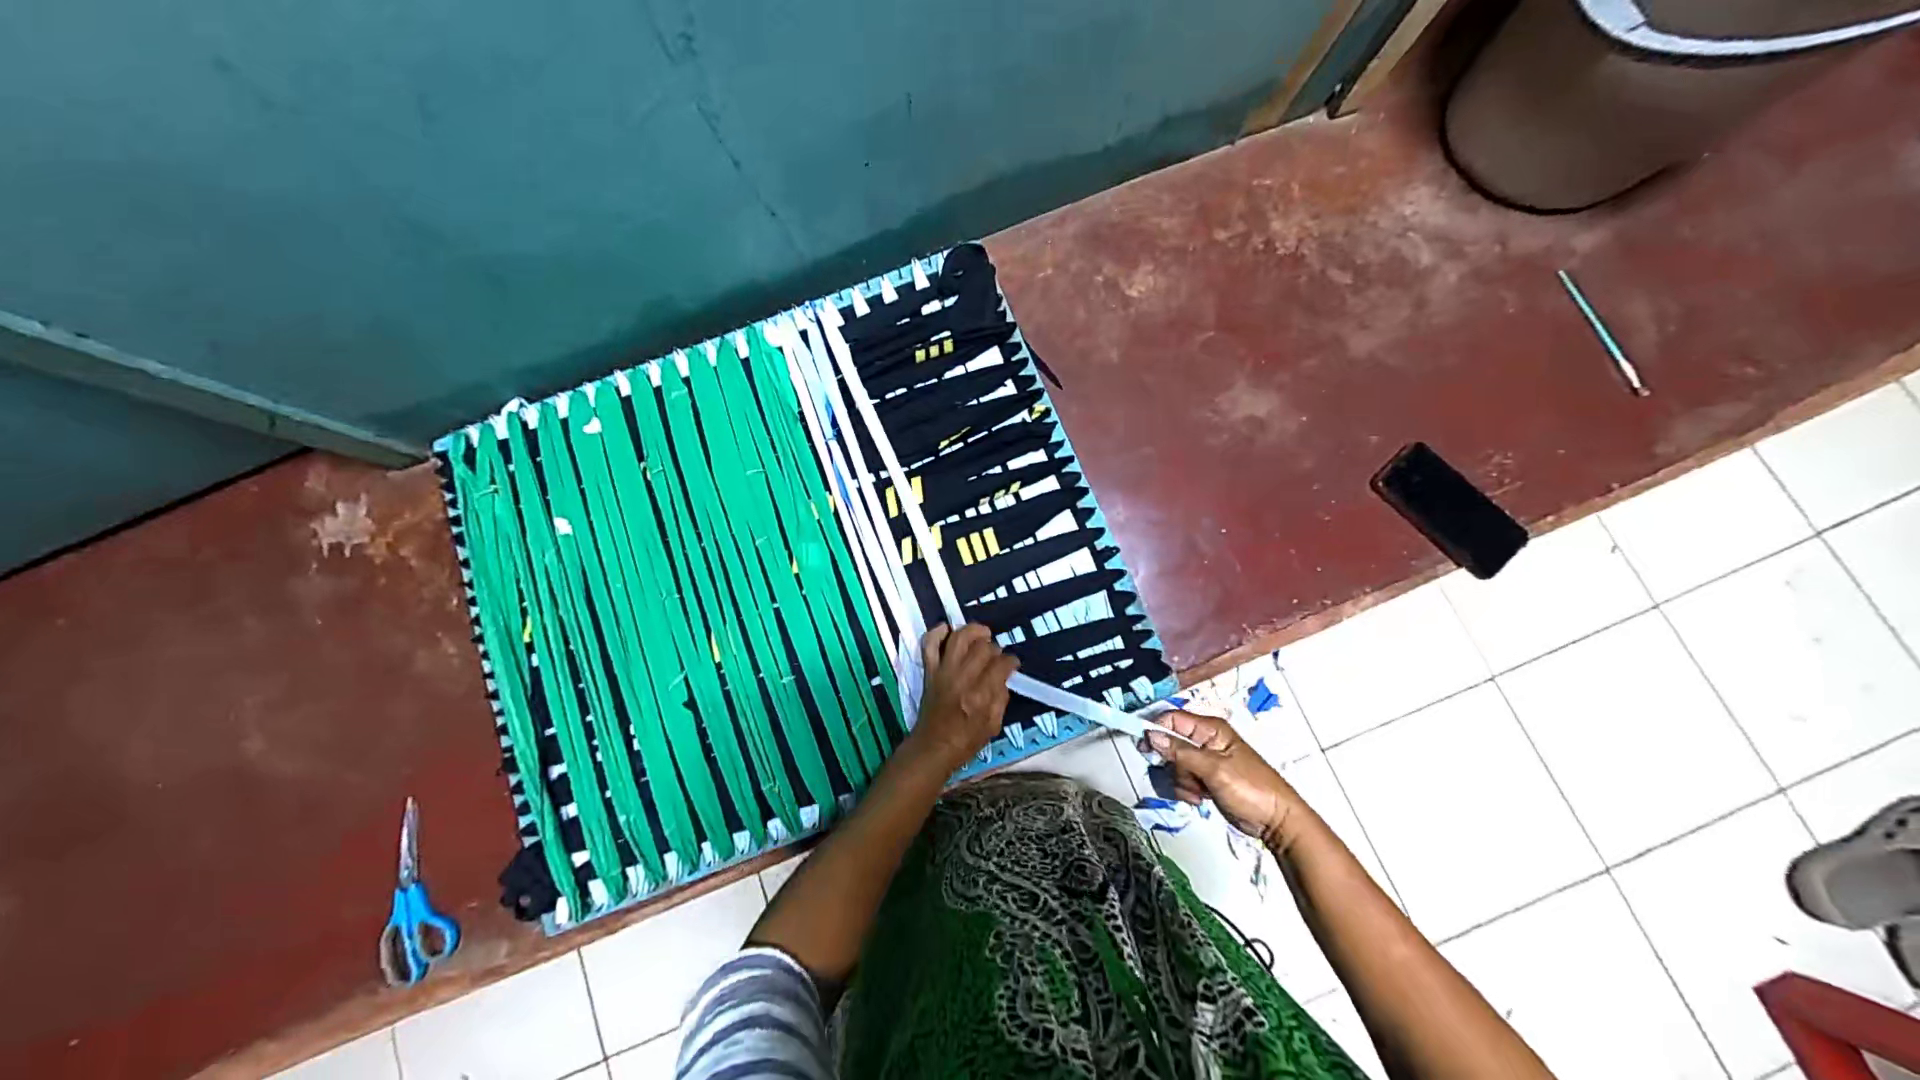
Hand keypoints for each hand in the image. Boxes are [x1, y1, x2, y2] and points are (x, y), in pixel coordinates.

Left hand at [908, 624, 1018, 768]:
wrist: (932, 748)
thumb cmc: (965, 742)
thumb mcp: (993, 725)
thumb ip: (1001, 699)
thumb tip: (1003, 679)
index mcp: (980, 695)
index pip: (1001, 665)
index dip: (1011, 661)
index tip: (1012, 664)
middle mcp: (962, 679)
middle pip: (982, 648)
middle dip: (994, 647)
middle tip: (997, 654)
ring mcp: (943, 672)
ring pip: (958, 638)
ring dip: (972, 631)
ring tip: (982, 634)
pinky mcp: (929, 672)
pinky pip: (929, 645)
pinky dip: (937, 633)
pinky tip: (948, 630)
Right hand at [1141, 711, 1317, 846]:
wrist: (1275, 821)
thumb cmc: (1252, 789)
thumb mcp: (1214, 768)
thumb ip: (1180, 751)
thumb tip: (1151, 735)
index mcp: (1210, 729)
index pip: (1171, 719)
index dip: (1155, 730)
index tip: (1144, 747)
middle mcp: (1204, 741)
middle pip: (1168, 743)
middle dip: (1170, 763)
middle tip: (1183, 775)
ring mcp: (1203, 761)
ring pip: (1172, 765)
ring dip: (1179, 781)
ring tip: (1198, 791)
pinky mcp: (1203, 779)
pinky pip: (1180, 780)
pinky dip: (1185, 791)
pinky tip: (1199, 798)